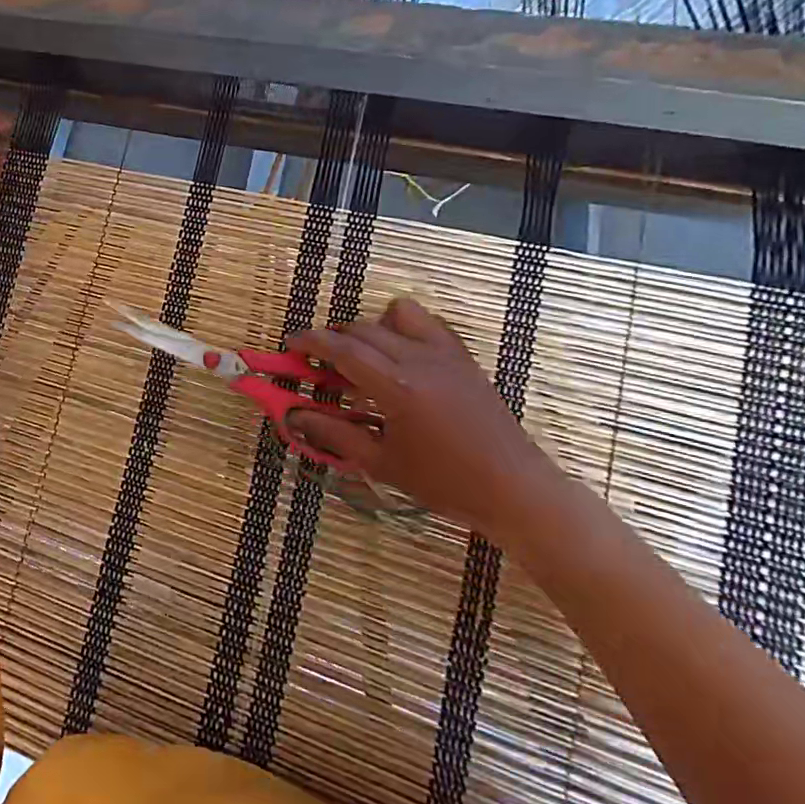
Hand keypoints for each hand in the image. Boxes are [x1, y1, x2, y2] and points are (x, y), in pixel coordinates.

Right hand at [285, 298, 565, 540]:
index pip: (342, 348)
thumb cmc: (444, 482)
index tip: (290, 345)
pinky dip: (404, 328)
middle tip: (317, 363)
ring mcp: (446, 353)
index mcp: (397, 386)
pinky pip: (427, 323)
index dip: (310, 341)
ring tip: (363, 358)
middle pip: (362, 329)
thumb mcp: (380, 462)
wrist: (515, 488)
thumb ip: (332, 433)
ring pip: (396, 314)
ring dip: (370, 328)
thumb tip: (292, 416)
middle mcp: (420, 358)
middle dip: (333, 339)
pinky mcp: (463, 357)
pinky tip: (400, 359)